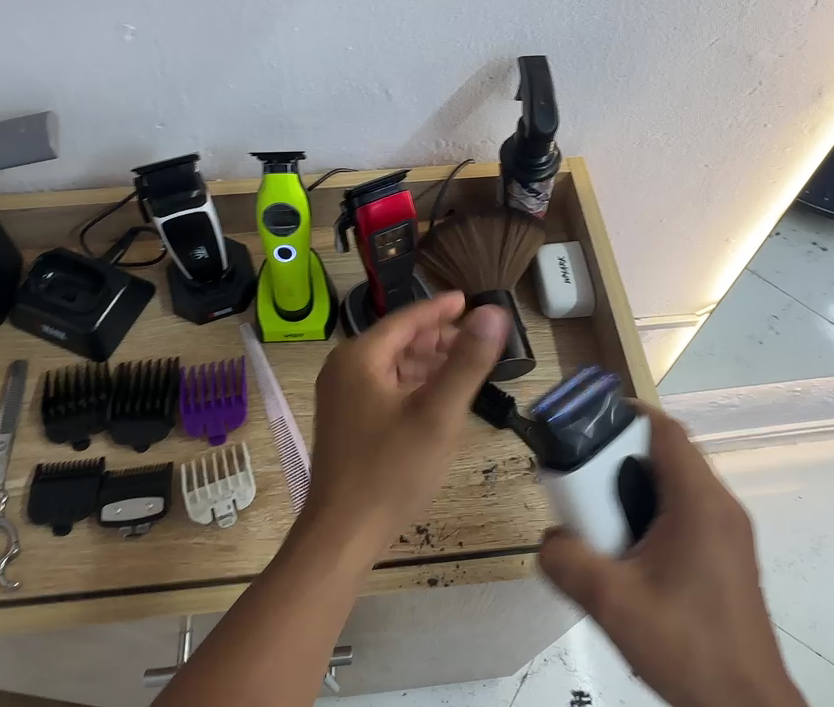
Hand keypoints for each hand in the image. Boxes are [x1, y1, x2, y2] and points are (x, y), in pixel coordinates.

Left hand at [302, 292, 506, 550]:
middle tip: (475, 341)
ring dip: (426, 363)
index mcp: (359, 357)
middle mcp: (343, 369)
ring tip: (462, 368)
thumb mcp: (439, 414)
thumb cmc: (391, 470)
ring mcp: (340, 396)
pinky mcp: (345, 421)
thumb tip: (492, 313)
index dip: (440, 309)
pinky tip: (436, 399)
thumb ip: (467, 361)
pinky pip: (383, 387)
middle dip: (437, 338)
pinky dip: (412, 385)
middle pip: (398, 340)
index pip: (406, 319)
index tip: (469, 300)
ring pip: (391, 366)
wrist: (343, 532)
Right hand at [538, 410, 805, 706]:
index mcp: (699, 502)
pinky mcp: (727, 558)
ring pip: (673, 487)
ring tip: (600, 525)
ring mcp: (729, 533)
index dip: (623, 415)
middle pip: (665, 455)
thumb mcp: (611, 602)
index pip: (663, 429)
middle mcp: (720, 507)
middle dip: (618, 461)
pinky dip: (650, 518)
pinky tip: (627, 557)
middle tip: (582, 486)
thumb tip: (550, 540)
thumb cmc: (686, 646)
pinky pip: (684, 515)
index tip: (584, 426)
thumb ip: (566, 560)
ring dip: (632, 493)